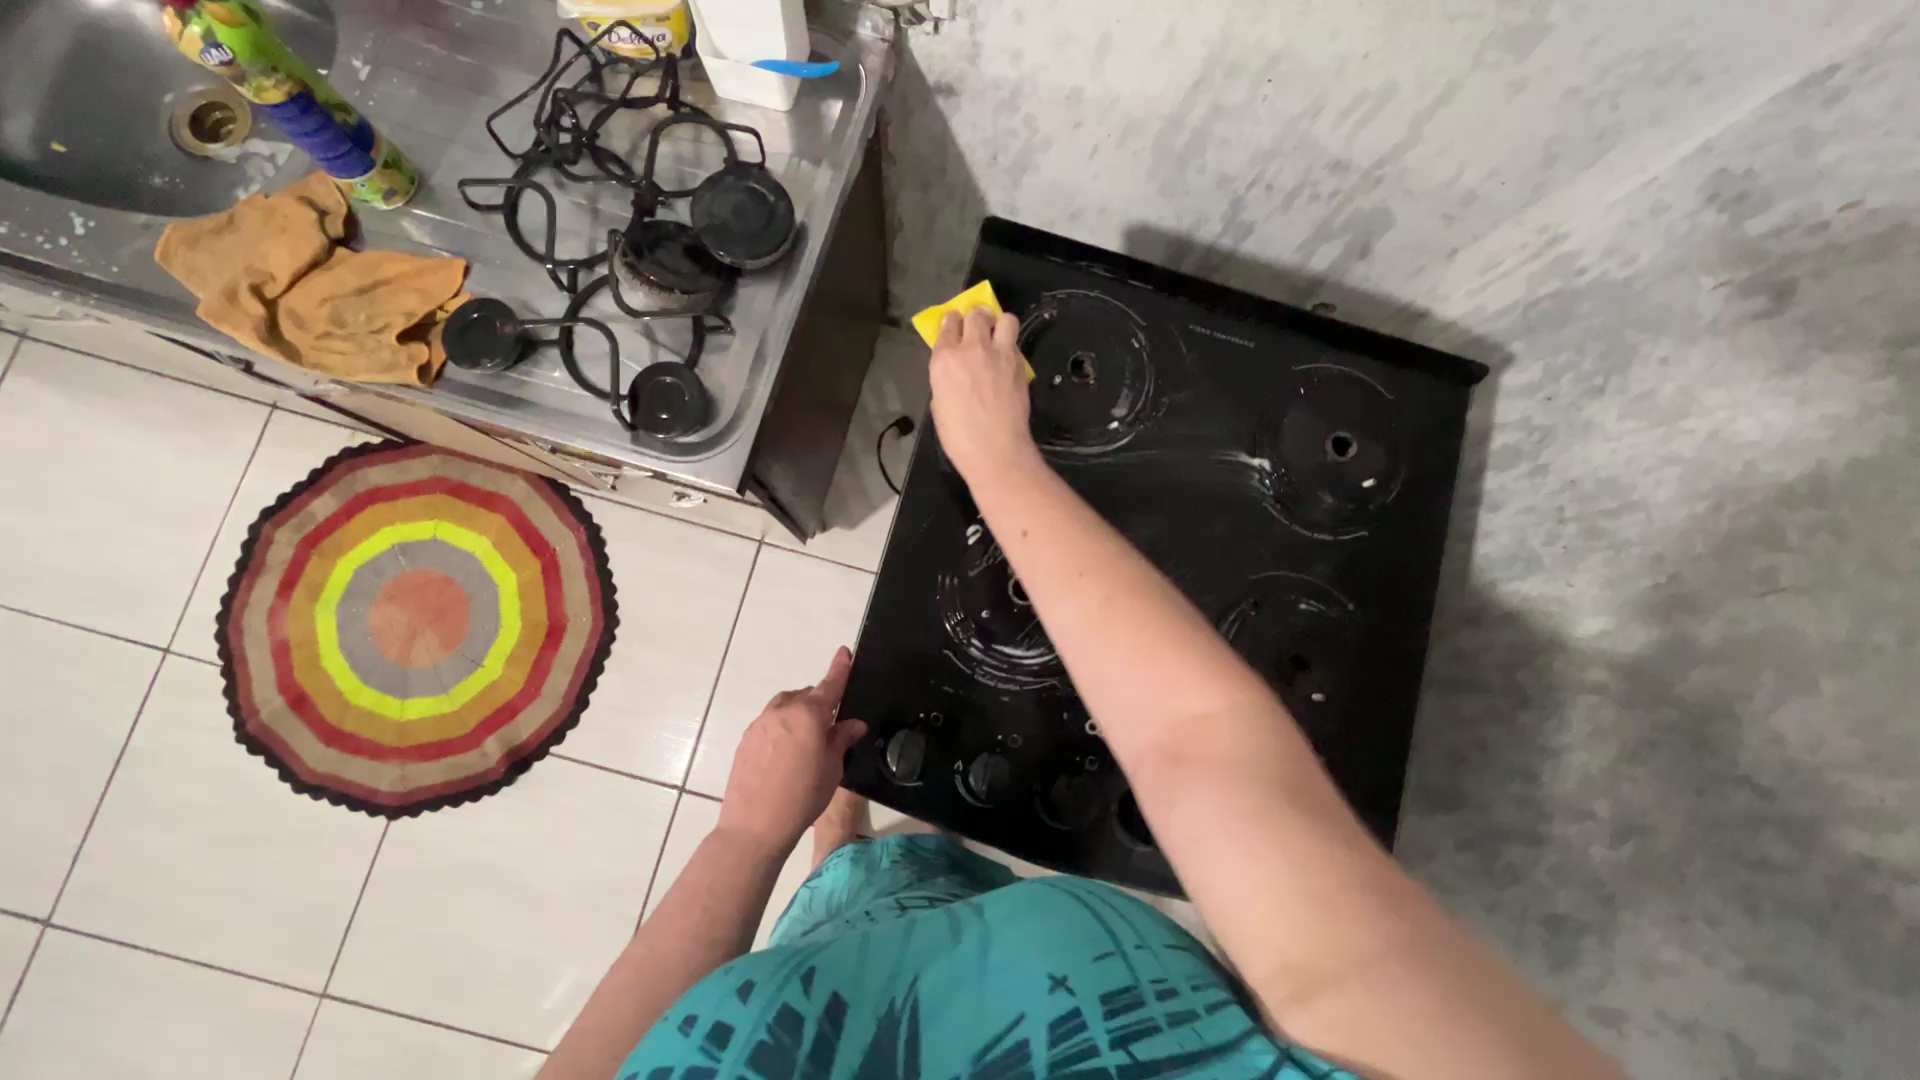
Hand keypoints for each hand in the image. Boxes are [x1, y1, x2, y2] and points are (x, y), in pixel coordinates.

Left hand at [717, 647, 867, 856]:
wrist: (754, 826)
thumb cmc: (802, 797)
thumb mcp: (831, 769)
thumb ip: (841, 740)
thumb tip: (852, 724)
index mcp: (808, 715)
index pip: (830, 685)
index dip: (840, 668)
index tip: (844, 652)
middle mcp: (782, 712)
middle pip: (806, 696)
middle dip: (820, 702)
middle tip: (831, 726)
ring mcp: (761, 724)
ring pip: (785, 706)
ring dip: (798, 712)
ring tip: (807, 739)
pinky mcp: (747, 739)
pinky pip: (770, 723)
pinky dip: (782, 727)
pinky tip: (786, 754)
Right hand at [929, 309, 1040, 484]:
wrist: (996, 449)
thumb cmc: (959, 436)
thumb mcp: (940, 404)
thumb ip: (946, 379)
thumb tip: (954, 374)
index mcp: (945, 359)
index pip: (948, 325)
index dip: (951, 323)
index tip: (953, 324)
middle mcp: (973, 348)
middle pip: (976, 315)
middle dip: (975, 317)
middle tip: (976, 326)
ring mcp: (1000, 354)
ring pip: (1005, 319)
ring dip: (999, 323)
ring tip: (997, 336)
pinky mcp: (1020, 365)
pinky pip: (1016, 344)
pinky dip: (1010, 347)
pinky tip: (1007, 361)